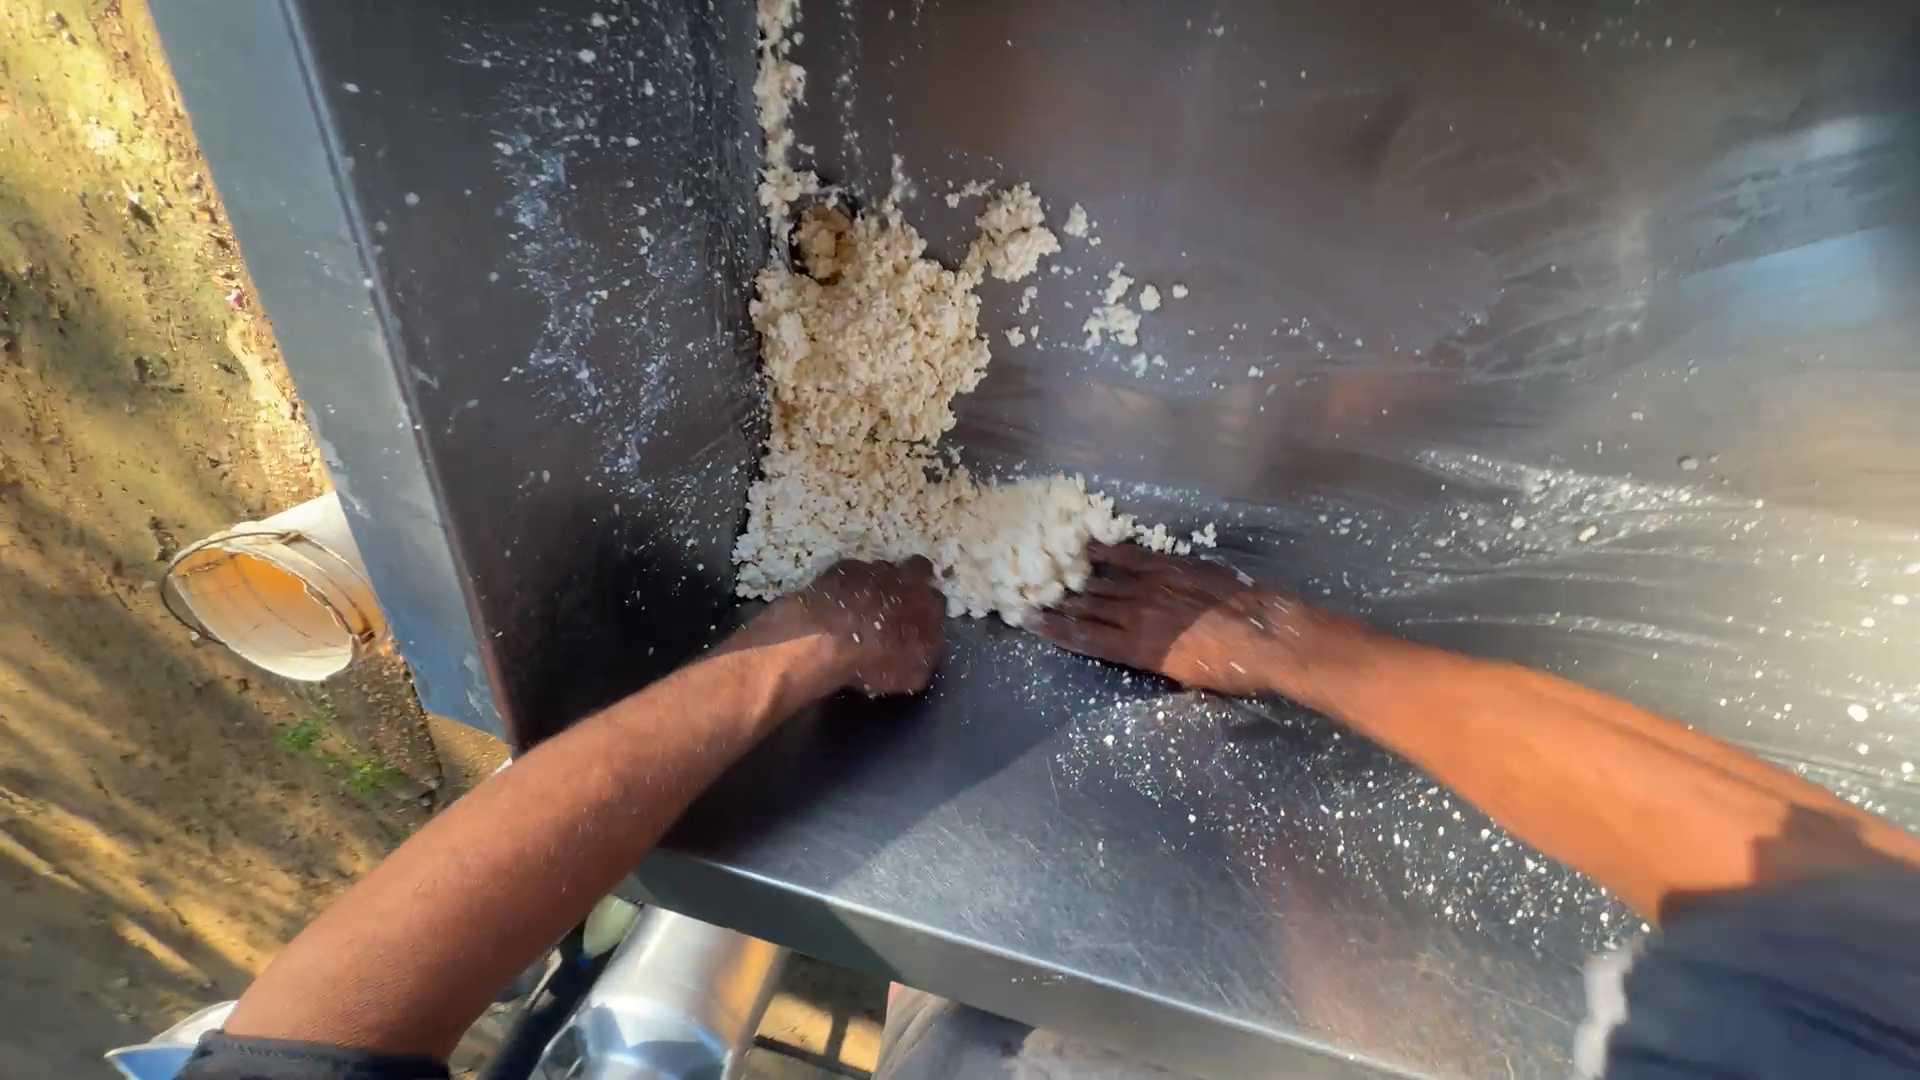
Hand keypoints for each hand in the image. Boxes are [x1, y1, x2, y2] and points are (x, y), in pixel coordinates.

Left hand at [733, 557, 945, 697]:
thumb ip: (925, 656)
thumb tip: (926, 649)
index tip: (918, 624)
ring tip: (864, 603)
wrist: (826, 638)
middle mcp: (907, 580)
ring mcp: (874, 569)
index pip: (938, 603)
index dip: (927, 613)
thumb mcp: (911, 675)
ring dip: (880, 582)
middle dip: (914, 580)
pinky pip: (854, 572)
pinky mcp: (844, 567)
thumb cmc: (874, 660)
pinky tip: (839, 601)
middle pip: (920, 569)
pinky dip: (850, 584)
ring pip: (885, 568)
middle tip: (900, 601)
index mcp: (928, 606)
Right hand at [1029, 542, 1352, 697]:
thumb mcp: (1187, 679)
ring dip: (1076, 583)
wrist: (1268, 637)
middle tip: (1031, 596)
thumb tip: (1146, 651)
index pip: (1086, 639)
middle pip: (1088, 610)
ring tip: (1052, 577)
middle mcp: (1137, 617)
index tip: (1030, 623)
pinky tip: (1086, 548)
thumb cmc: (1233, 670)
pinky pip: (1131, 556)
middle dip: (1058, 605)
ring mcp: (1152, 588)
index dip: (1056, 631)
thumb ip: (1158, 660)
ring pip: (1104, 585)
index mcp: (1140, 650)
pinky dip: (1106, 552)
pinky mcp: (1170, 567)